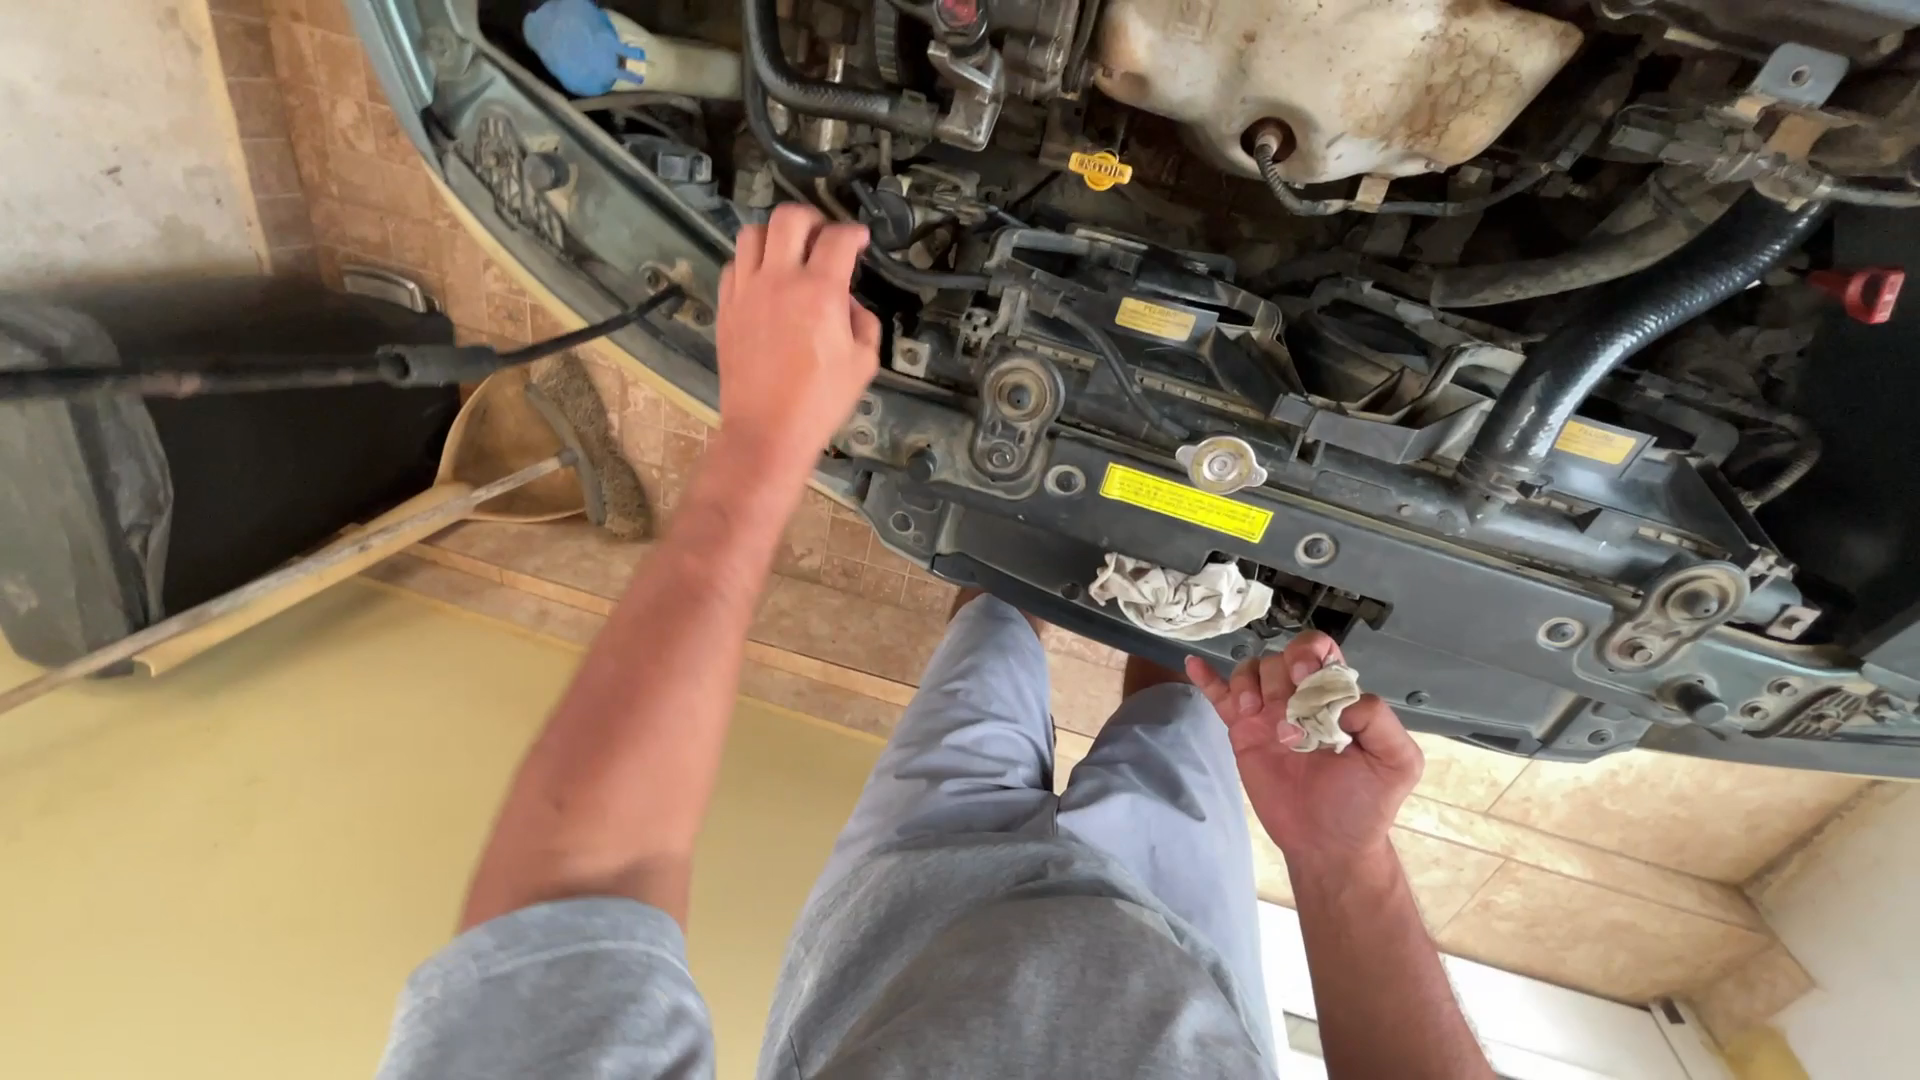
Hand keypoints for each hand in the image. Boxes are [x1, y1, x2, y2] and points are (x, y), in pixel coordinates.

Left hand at [715, 203, 880, 466]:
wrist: (767, 430)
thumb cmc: (821, 402)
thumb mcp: (864, 363)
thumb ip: (863, 322)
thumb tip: (846, 303)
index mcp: (820, 292)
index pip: (838, 239)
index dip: (854, 233)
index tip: (860, 240)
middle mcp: (780, 280)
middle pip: (789, 218)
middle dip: (812, 218)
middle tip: (823, 235)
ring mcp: (746, 291)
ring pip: (753, 234)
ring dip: (775, 235)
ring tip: (789, 252)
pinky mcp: (726, 307)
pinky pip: (734, 265)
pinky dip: (751, 263)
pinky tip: (764, 280)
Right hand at [1186, 631, 1422, 867]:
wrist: (1327, 842)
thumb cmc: (1365, 803)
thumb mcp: (1396, 761)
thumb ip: (1378, 719)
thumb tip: (1338, 698)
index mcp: (1335, 696)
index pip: (1319, 650)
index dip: (1307, 653)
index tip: (1305, 679)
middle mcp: (1299, 697)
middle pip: (1278, 658)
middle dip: (1280, 679)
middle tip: (1287, 713)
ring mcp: (1267, 712)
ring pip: (1249, 671)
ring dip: (1248, 686)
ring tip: (1255, 716)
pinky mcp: (1241, 731)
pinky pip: (1219, 697)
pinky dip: (1206, 678)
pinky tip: (1194, 665)